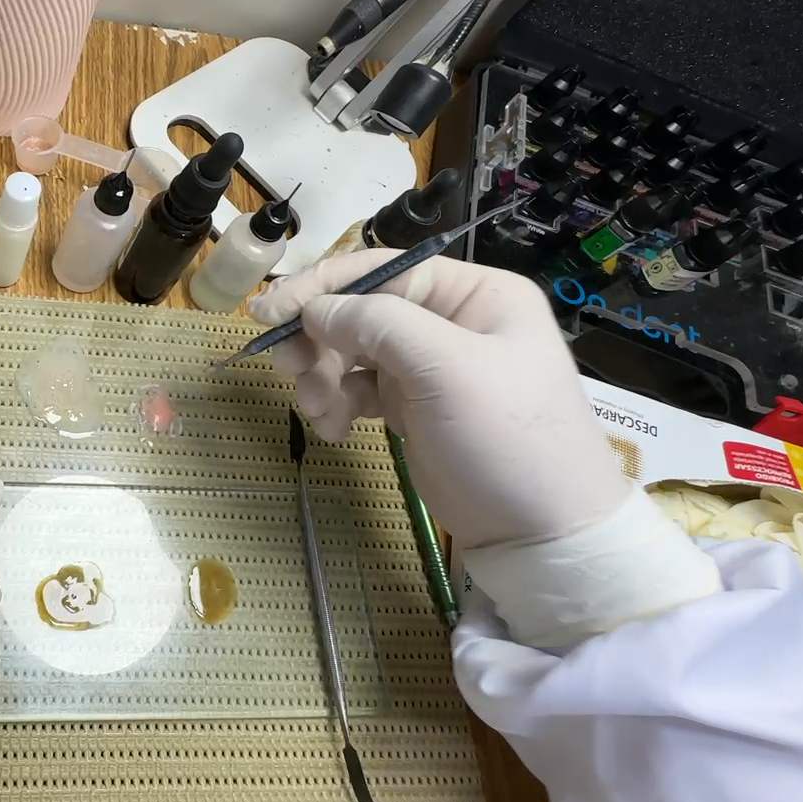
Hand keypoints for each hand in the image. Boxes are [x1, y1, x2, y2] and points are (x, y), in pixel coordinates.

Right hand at [248, 250, 626, 548]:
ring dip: (321, 380)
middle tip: (287, 371)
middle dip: (316, 343)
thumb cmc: (505, 439)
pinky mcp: (407, 403)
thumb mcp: (446, 370)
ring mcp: (424, 364)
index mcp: (471, 294)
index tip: (265, 314)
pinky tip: (335, 431)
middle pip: (355, 312)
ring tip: (320, 414)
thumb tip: (314, 309)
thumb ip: (379, 326)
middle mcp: (445, 320)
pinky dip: (336, 405)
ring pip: (347, 352)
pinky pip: (354, 389)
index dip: (318, 287)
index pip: (379, 272)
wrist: (537, 530)